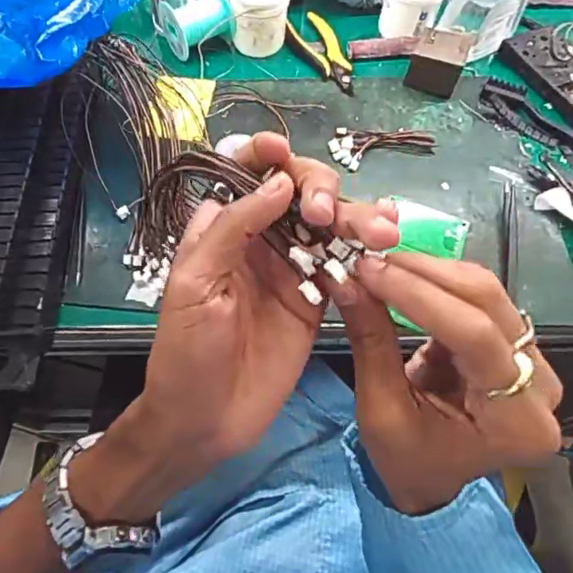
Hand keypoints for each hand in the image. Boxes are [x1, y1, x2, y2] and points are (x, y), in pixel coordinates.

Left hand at [72, 134, 397, 523]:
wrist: (203, 419)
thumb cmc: (185, 349)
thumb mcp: (195, 282)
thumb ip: (233, 229)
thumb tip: (278, 184)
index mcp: (222, 230)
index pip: (246, 177)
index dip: (264, 157)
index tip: (281, 153)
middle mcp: (259, 242)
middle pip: (296, 194)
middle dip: (318, 189)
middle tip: (324, 214)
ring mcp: (291, 271)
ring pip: (327, 228)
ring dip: (354, 219)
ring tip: (380, 227)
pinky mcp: (316, 302)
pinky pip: (344, 268)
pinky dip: (365, 253)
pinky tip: (387, 241)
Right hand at [327, 254, 562, 515]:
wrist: (431, 481)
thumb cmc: (407, 460)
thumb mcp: (381, 409)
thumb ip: (371, 341)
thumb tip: (347, 280)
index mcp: (516, 420)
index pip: (473, 335)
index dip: (419, 294)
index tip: (369, 270)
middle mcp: (541, 386)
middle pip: (488, 303)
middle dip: (424, 273)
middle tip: (371, 260)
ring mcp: (534, 363)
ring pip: (487, 293)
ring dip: (430, 271)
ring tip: (382, 265)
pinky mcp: (516, 346)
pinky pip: (479, 299)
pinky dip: (437, 282)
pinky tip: (402, 276)